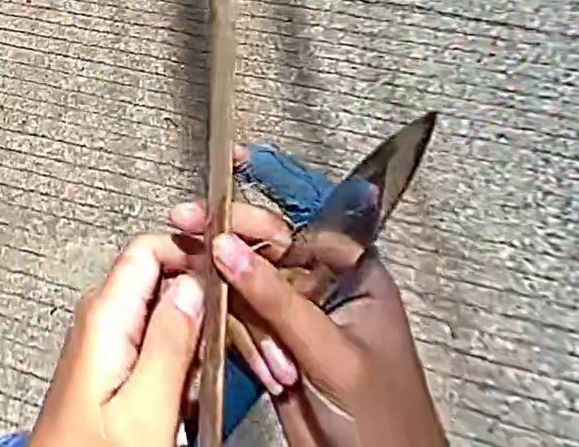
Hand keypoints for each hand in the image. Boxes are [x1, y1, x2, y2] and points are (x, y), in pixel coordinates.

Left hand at [26, 234, 206, 446]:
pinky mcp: (113, 363)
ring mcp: (107, 339)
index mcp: (104, 315)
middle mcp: (101, 317)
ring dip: (194, 338)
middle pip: (159, 277)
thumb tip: (193, 285)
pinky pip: (156, 343)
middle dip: (199, 303)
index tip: (226, 275)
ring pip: (162, 312)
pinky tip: (186, 395)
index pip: (147, 249)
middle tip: (230, 339)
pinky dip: (180, 362)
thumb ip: (169, 341)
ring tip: (207, 379)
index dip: (188, 253)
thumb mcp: (143, 411)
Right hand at [170, 200, 444, 446]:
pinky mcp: (271, 336)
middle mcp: (321, 282)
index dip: (271, 177)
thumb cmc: (390, 429)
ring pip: (242, 276)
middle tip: (187, 222)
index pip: (305, 211)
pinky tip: (247, 353)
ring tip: (234, 320)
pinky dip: (233, 330)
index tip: (233, 158)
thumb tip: (227, 245)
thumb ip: (277, 299)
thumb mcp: (333, 354)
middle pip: (263, 239)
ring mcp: (294, 310)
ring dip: (234, 302)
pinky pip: (236, 312)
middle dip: (227, 235)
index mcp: (352, 272)